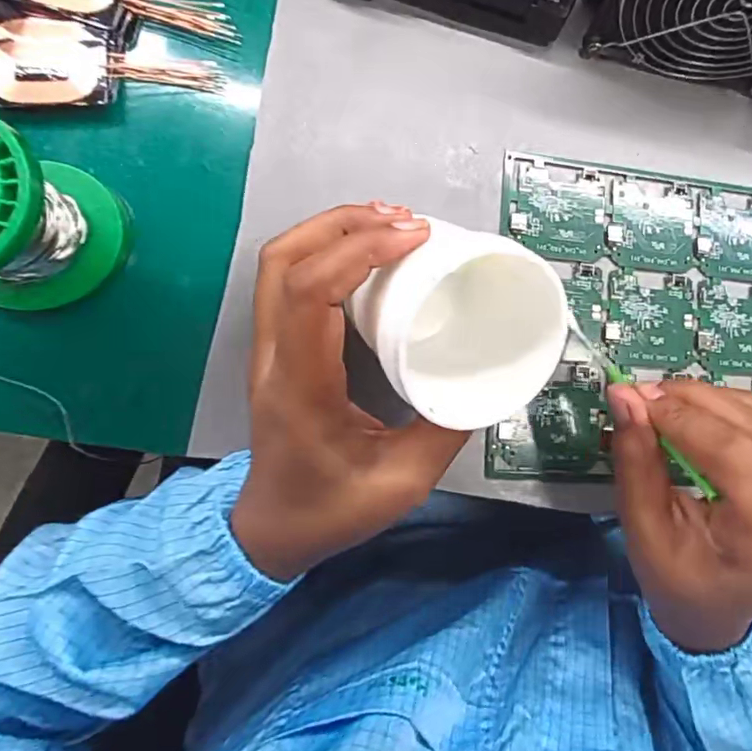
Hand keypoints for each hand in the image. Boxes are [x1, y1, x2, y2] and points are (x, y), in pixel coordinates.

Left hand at [232, 203, 470, 579]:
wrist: (272, 529)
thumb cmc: (330, 510)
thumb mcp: (403, 482)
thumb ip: (446, 429)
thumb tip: (484, 374)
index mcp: (301, 387)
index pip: (310, 293)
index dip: (361, 250)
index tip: (416, 238)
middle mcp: (274, 356)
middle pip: (284, 259)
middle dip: (344, 224)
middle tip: (404, 222)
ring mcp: (267, 347)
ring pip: (279, 261)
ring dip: (331, 229)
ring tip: (388, 223)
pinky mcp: (276, 345)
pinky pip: (288, 278)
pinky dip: (325, 249)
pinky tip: (365, 250)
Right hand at [608, 381, 751, 652]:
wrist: (711, 613)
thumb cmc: (673, 581)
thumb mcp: (641, 526)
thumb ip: (636, 458)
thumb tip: (625, 397)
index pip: (734, 457)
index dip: (683, 417)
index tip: (639, 398)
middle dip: (699, 401)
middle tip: (650, 392)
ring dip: (722, 400)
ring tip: (674, 398)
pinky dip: (744, 410)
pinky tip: (708, 411)